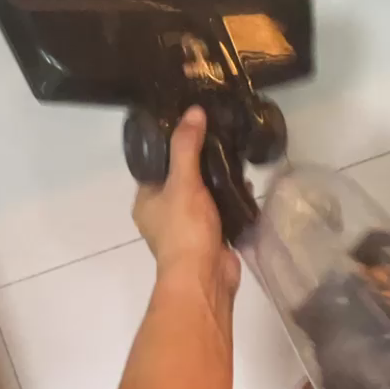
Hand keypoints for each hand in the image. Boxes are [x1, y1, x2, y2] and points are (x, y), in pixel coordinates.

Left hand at [134, 106, 240, 307]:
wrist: (205, 277)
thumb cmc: (185, 229)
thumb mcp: (183, 181)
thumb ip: (187, 146)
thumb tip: (194, 111)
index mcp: (146, 200)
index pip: (155, 164)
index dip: (172, 145)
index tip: (193, 125)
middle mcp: (162, 214)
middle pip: (181, 179)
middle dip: (201, 162)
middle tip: (220, 138)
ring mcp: (186, 228)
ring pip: (202, 195)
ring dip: (217, 181)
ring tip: (235, 156)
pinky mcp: (209, 238)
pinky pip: (219, 211)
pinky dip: (230, 200)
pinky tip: (244, 183)